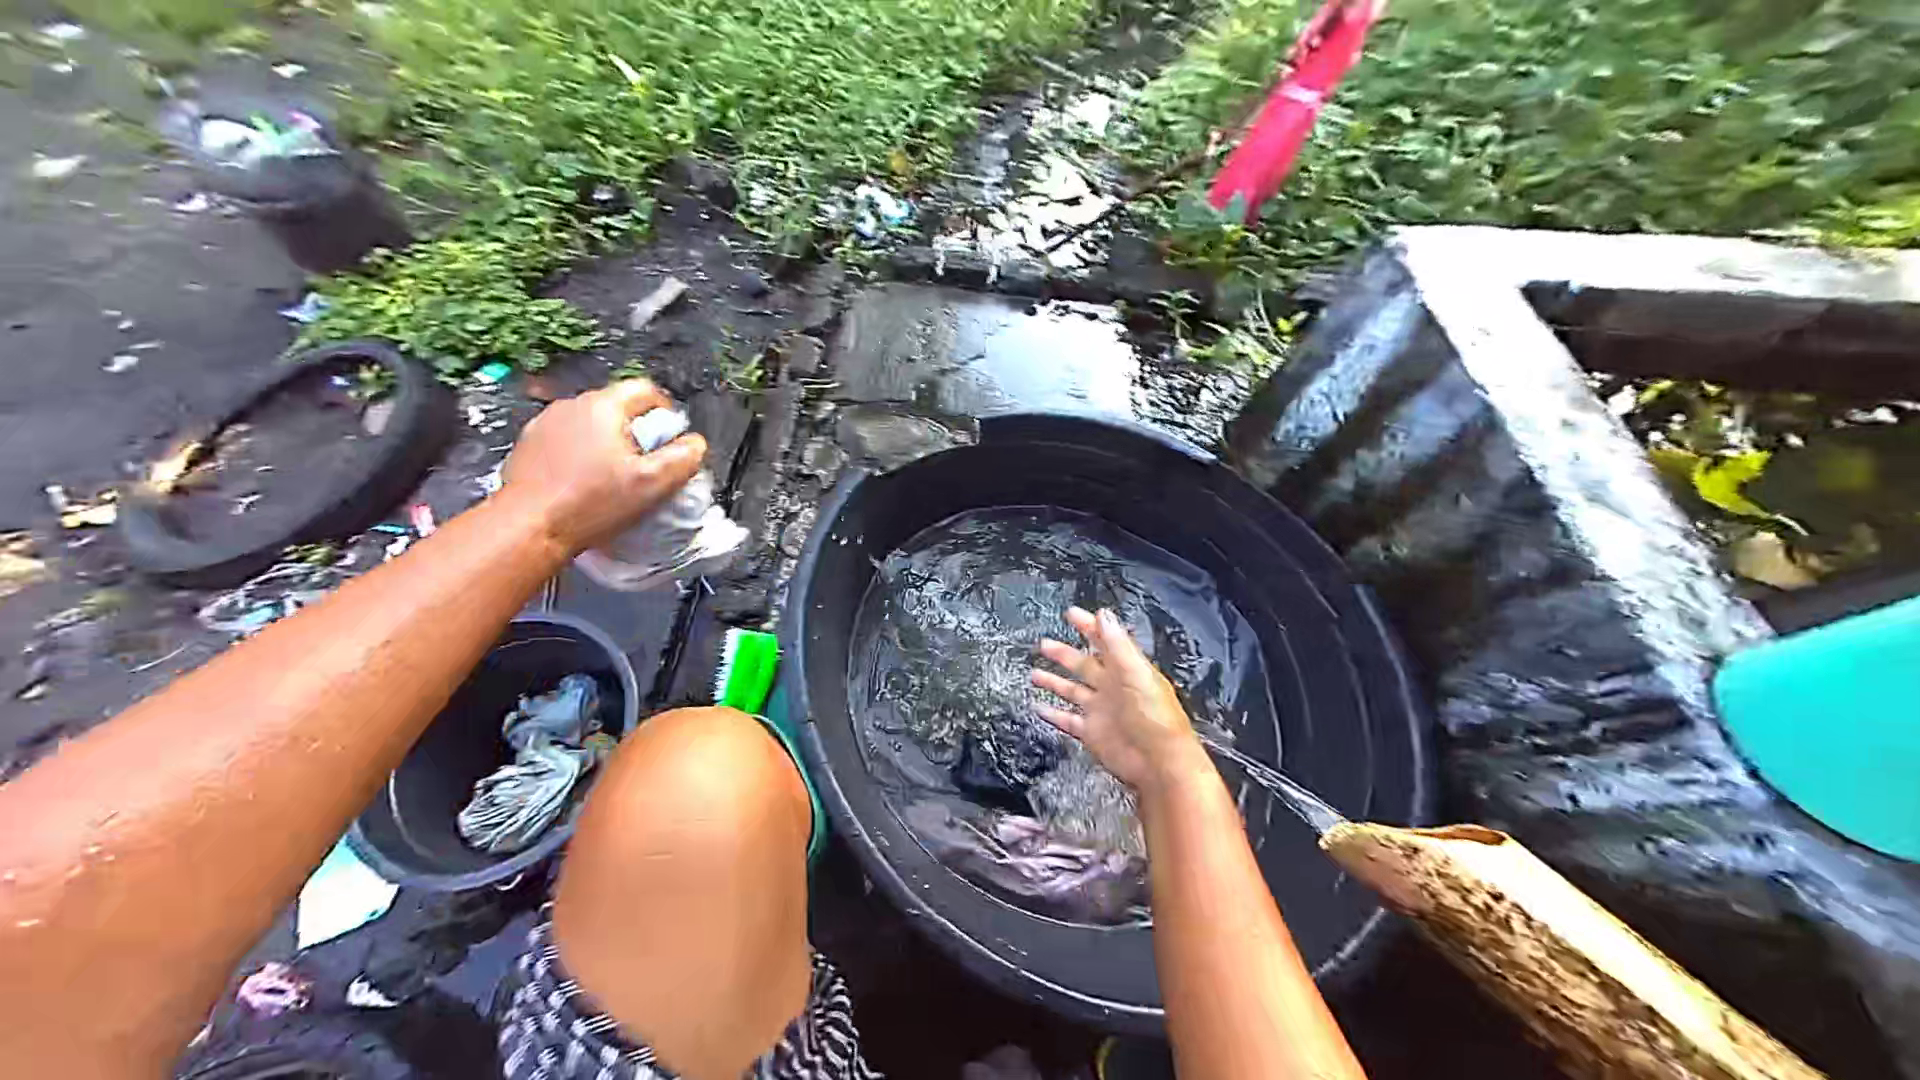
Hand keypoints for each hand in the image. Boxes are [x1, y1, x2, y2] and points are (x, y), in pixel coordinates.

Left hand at [502, 379, 706, 553]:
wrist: (529, 527)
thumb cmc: (592, 503)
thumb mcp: (653, 484)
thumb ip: (683, 458)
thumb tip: (695, 443)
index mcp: (603, 407)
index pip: (646, 390)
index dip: (667, 413)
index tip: (671, 442)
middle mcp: (571, 405)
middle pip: (619, 407)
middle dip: (639, 432)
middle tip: (647, 466)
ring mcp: (545, 423)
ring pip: (592, 424)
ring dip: (610, 444)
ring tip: (616, 478)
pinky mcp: (529, 445)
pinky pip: (568, 440)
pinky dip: (583, 455)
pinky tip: (587, 483)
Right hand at [1031, 606, 1206, 795]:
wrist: (1159, 764)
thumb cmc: (1155, 718)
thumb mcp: (1137, 674)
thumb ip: (1118, 645)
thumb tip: (1104, 615)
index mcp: (1125, 670)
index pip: (1103, 641)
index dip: (1088, 626)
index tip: (1071, 613)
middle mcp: (1111, 687)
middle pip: (1083, 665)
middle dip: (1063, 653)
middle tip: (1043, 644)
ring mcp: (1100, 710)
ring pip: (1072, 691)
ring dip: (1054, 682)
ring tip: (1034, 674)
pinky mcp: (1092, 732)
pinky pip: (1068, 720)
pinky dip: (1053, 714)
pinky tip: (1038, 707)